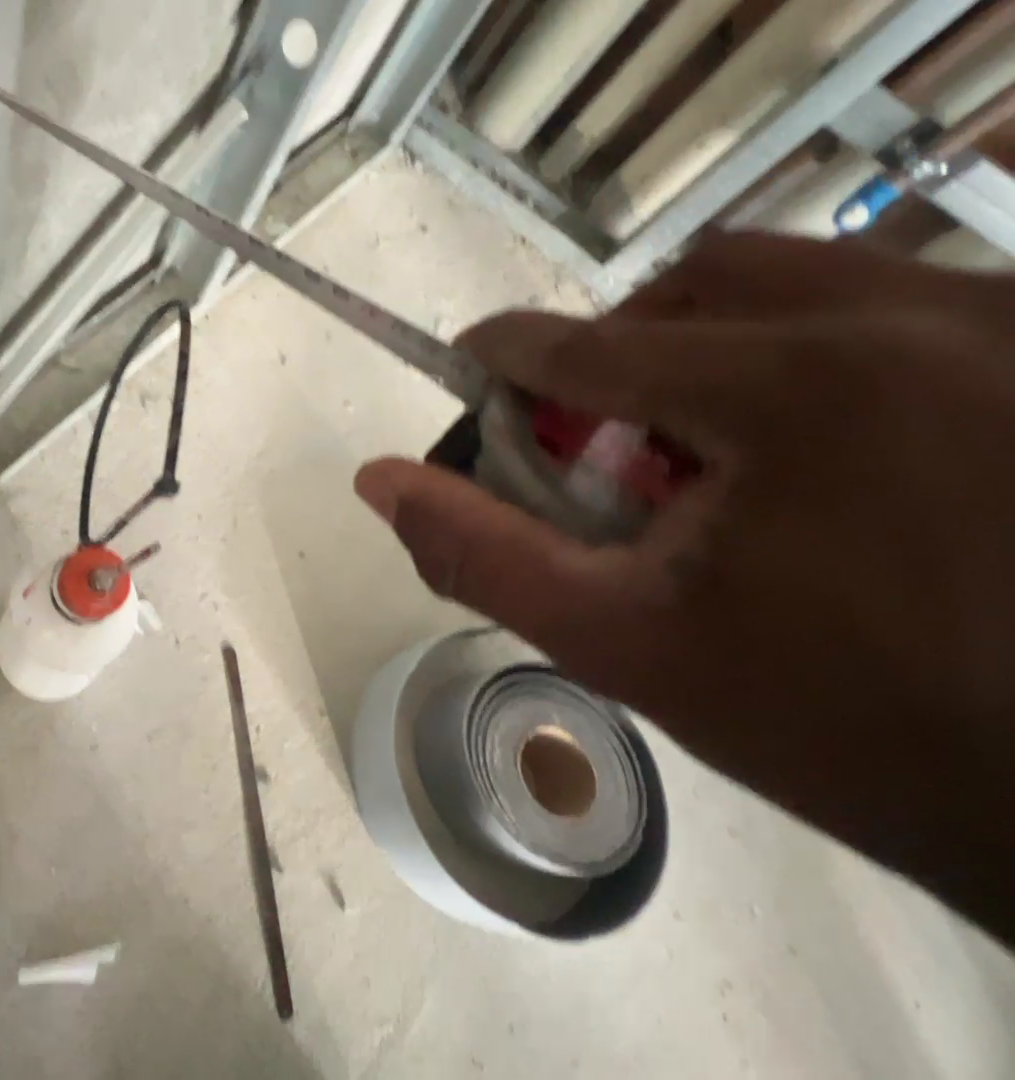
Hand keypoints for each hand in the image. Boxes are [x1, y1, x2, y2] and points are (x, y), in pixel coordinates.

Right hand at [355, 233, 1014, 938]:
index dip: (508, 356)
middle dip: (615, 354)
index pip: (593, 342)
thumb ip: (481, 552)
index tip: (469, 374)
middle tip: (597, 445)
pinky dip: (800, 356)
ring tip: (702, 457)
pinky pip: (881, 307)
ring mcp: (1005, 329)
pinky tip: (803, 457)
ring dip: (707, 351)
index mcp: (800, 392)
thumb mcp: (613, 639)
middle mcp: (921, 320)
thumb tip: (377, 479)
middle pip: (694, 282)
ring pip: (793, 282)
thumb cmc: (821, 718)